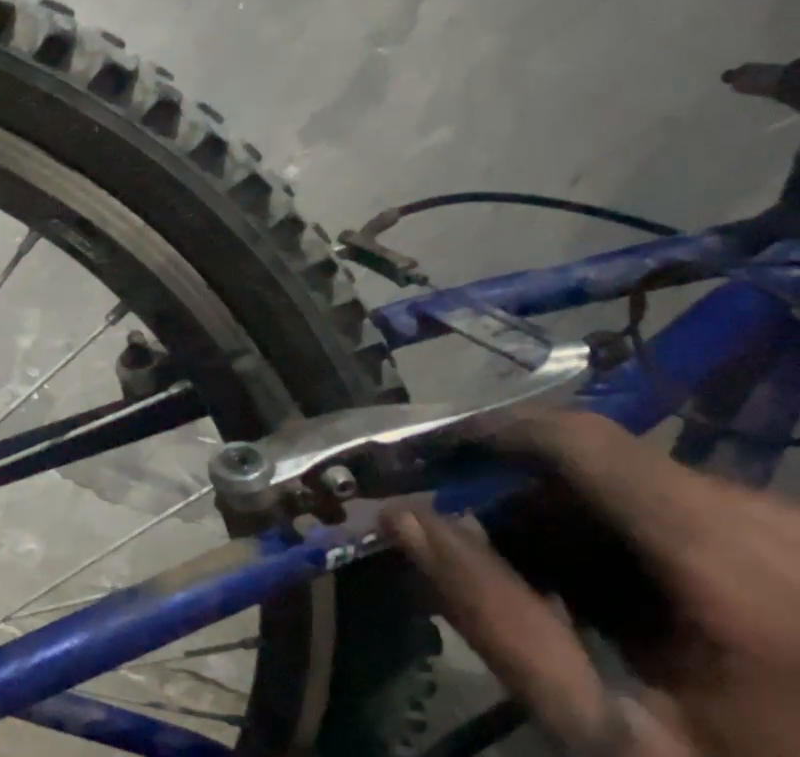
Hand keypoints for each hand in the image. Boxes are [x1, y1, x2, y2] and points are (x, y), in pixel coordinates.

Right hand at [380, 412, 799, 755]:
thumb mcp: (606, 732)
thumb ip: (500, 619)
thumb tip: (401, 517)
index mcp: (738, 571)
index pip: (584, 442)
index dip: (493, 434)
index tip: (423, 459)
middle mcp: (785, 530)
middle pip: (613, 465)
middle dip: (527, 496)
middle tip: (471, 546)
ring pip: (650, 486)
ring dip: (575, 521)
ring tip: (539, 584)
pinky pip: (697, 515)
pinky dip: (631, 542)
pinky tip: (610, 600)